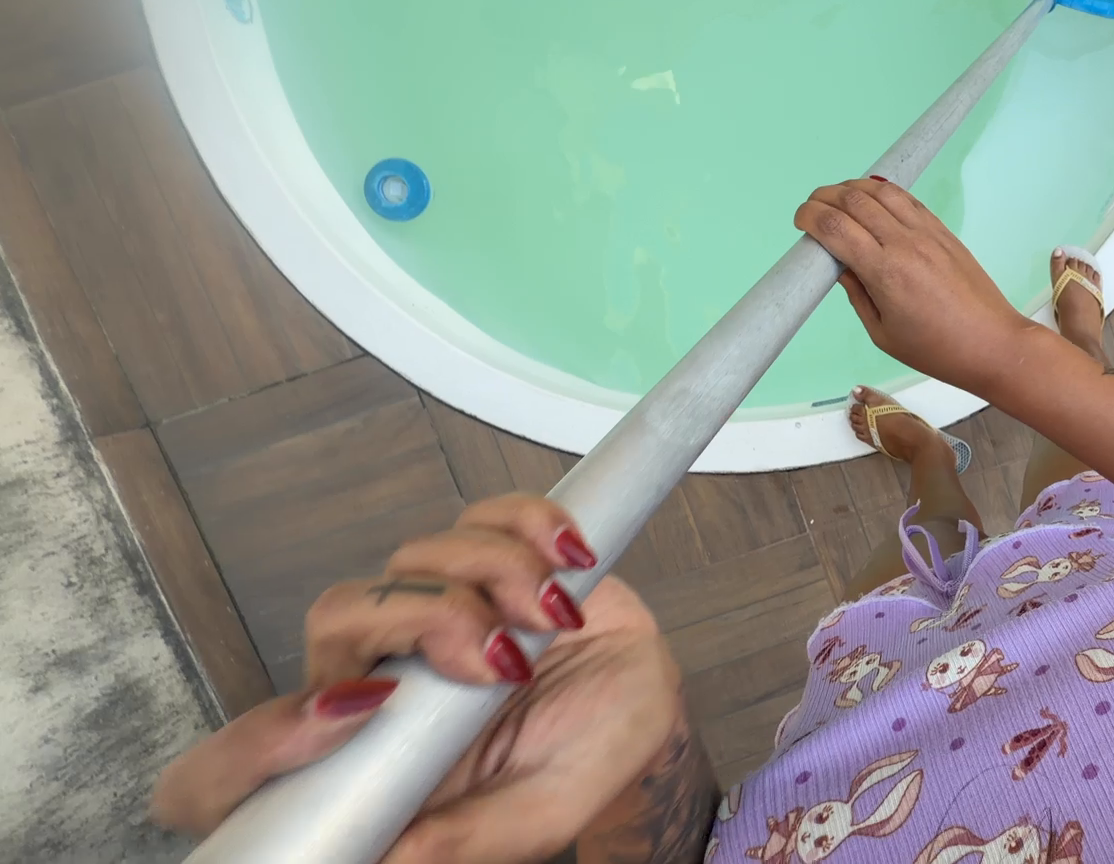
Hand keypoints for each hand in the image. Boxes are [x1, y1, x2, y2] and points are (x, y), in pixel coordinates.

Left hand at [152, 494, 709, 863]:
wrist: (649, 695)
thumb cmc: (592, 762)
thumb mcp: (537, 817)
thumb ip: (466, 841)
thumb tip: (383, 860)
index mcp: (367, 767)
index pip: (234, 767)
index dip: (261, 740)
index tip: (363, 709)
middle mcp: (388, 683)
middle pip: (339, 618)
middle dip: (428, 619)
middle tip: (502, 655)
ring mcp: (443, 610)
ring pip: (417, 556)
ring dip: (499, 572)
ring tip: (558, 615)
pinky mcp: (496, 559)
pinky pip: (489, 514)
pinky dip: (533, 522)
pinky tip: (572, 556)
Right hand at [795, 178, 1041, 391]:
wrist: (991, 342)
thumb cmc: (936, 349)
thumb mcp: (882, 333)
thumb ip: (856, 293)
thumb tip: (839, 265)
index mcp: (885, 273)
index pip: (836, 228)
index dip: (810, 217)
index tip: (799, 221)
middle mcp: (905, 244)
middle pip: (854, 200)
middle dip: (824, 197)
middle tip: (812, 207)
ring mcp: (927, 233)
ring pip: (881, 191)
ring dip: (852, 187)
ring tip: (837, 197)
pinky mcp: (943, 231)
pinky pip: (907, 199)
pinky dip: (882, 192)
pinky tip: (871, 199)